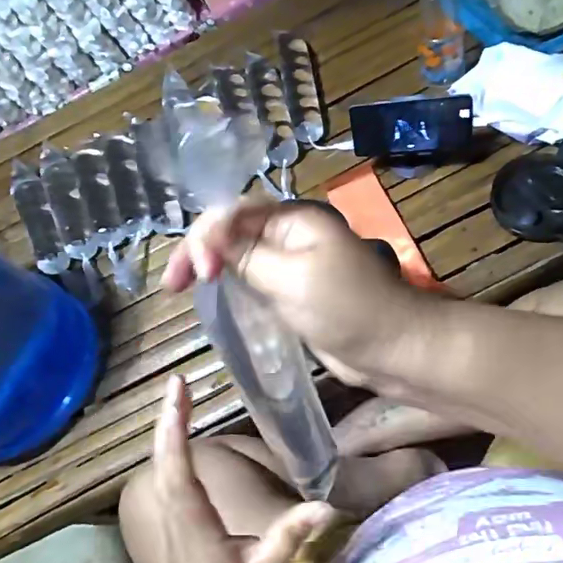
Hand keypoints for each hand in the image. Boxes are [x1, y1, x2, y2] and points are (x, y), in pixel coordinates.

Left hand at [137, 375, 336, 562]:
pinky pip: (166, 481)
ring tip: (179, 402)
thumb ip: (291, 535)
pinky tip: (180, 443)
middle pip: (163, 458)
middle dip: (169, 418)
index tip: (177, 387)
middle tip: (178, 384)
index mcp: (193, 521)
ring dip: (166, 433)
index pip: (177, 464)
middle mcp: (175, 515)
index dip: (175, 423)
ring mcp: (169, 522)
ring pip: (160, 468)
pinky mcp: (173, 528)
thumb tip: (326, 506)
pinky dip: (170, 453)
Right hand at [163, 200, 430, 384]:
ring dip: (207, 264)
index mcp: (294, 218)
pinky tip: (207, 291)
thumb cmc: (348, 309)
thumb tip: (207, 237)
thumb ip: (247, 256)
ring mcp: (288, 262)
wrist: (392, 349)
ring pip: (236, 253)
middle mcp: (289, 233)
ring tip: (177, 286)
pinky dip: (226, 281)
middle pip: (230, 229)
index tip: (199, 273)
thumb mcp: (293, 279)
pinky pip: (249, 276)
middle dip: (198, 249)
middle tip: (171, 284)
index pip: (234, 212)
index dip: (207, 236)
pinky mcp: (289, 289)